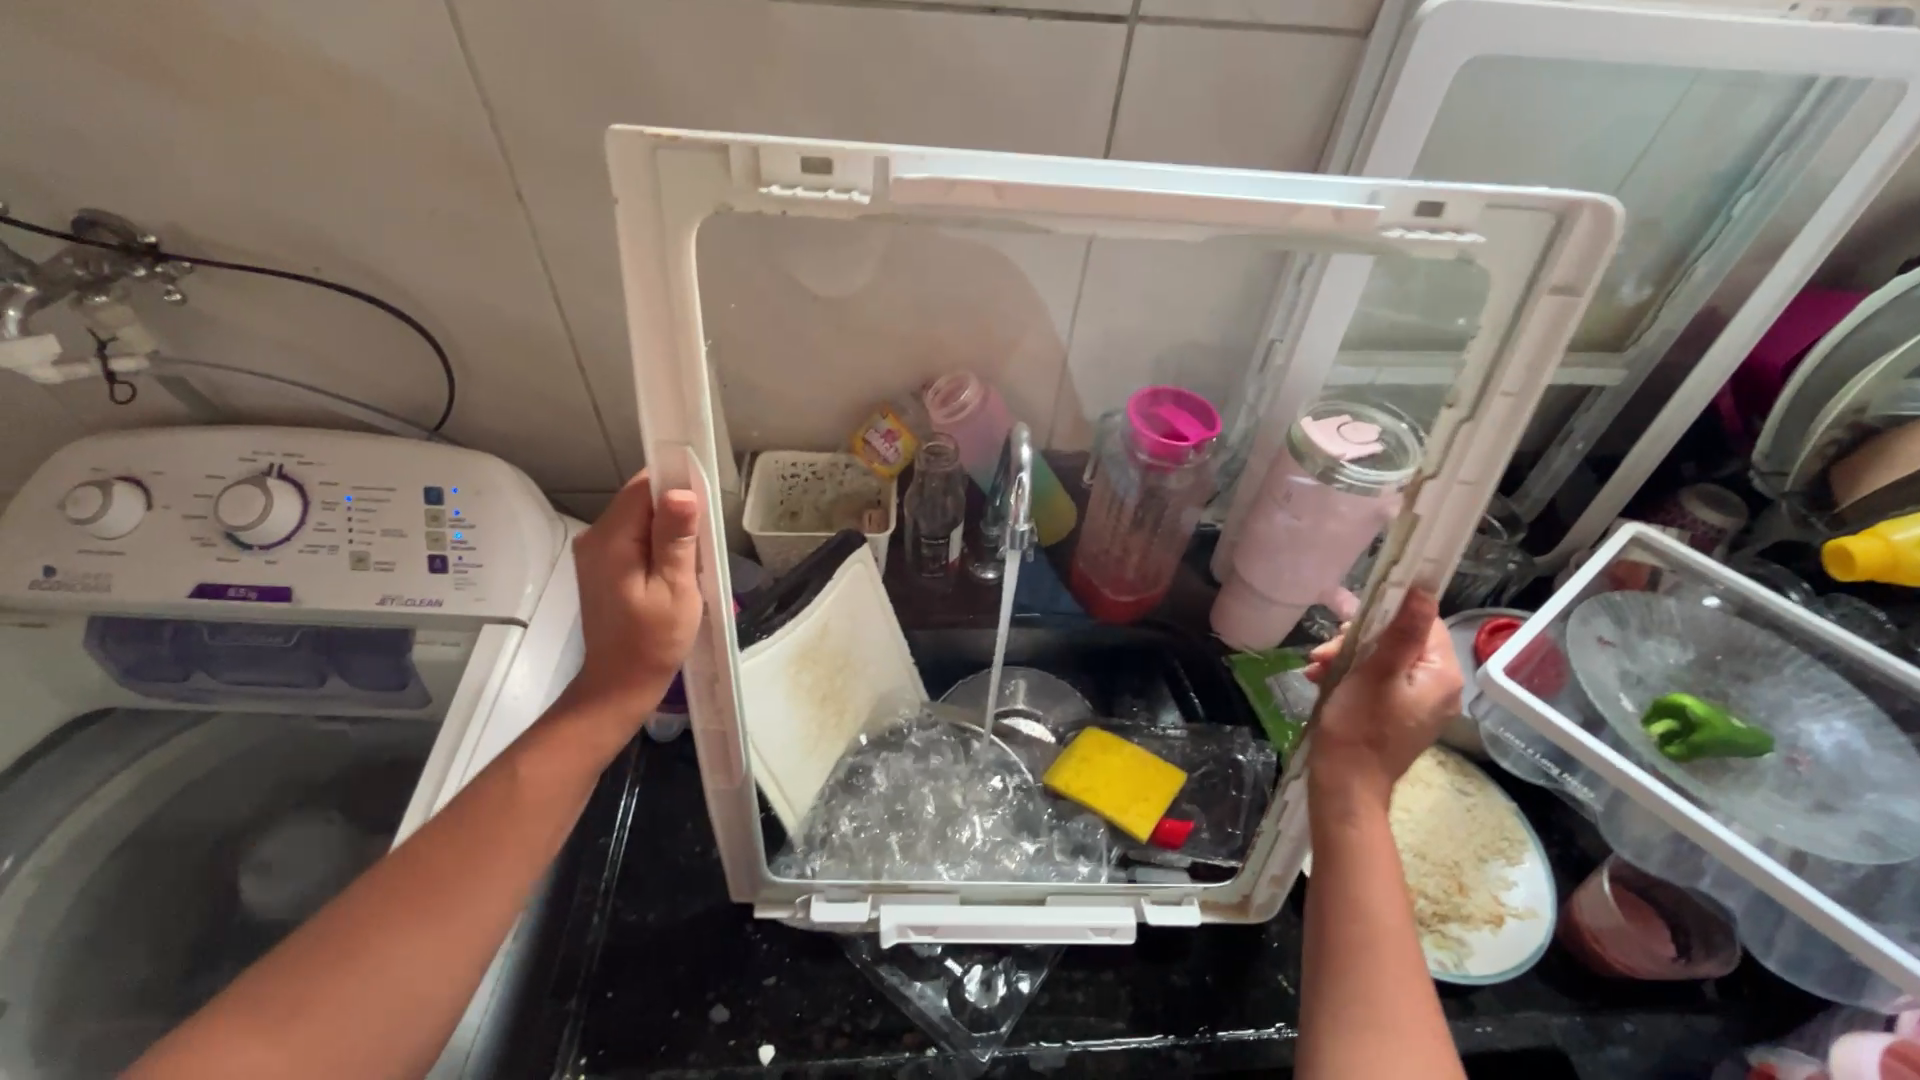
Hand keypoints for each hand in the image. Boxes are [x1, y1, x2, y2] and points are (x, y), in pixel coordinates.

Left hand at [566, 471, 702, 720]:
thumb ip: (676, 539)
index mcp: (611, 540)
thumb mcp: (675, 590)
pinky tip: (675, 571)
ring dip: (669, 530)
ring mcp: (596, 552)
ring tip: (692, 561)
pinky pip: (634, 538)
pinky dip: (658, 545)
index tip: (705, 500)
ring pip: (639, 518)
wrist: (620, 683)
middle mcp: (596, 538)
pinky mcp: (603, 566)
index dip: (676, 484)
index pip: (643, 487)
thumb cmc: (653, 641)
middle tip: (703, 543)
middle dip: (675, 511)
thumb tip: (682, 492)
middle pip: (641, 500)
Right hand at [1304, 589, 1461, 805]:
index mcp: (1442, 675)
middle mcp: (1439, 688)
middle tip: (1324, 652)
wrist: (1345, 784)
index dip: (1385, 617)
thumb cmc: (1359, 726)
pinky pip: (1377, 681)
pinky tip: (1321, 680)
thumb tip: (1425, 589)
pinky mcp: (1398, 715)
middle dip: (1357, 640)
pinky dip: (1350, 676)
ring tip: (1317, 667)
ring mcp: (1418, 704)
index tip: (1349, 626)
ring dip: (1347, 657)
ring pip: (1383, 660)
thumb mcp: (1376, 671)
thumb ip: (1403, 630)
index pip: (1423, 623)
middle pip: (1400, 641)